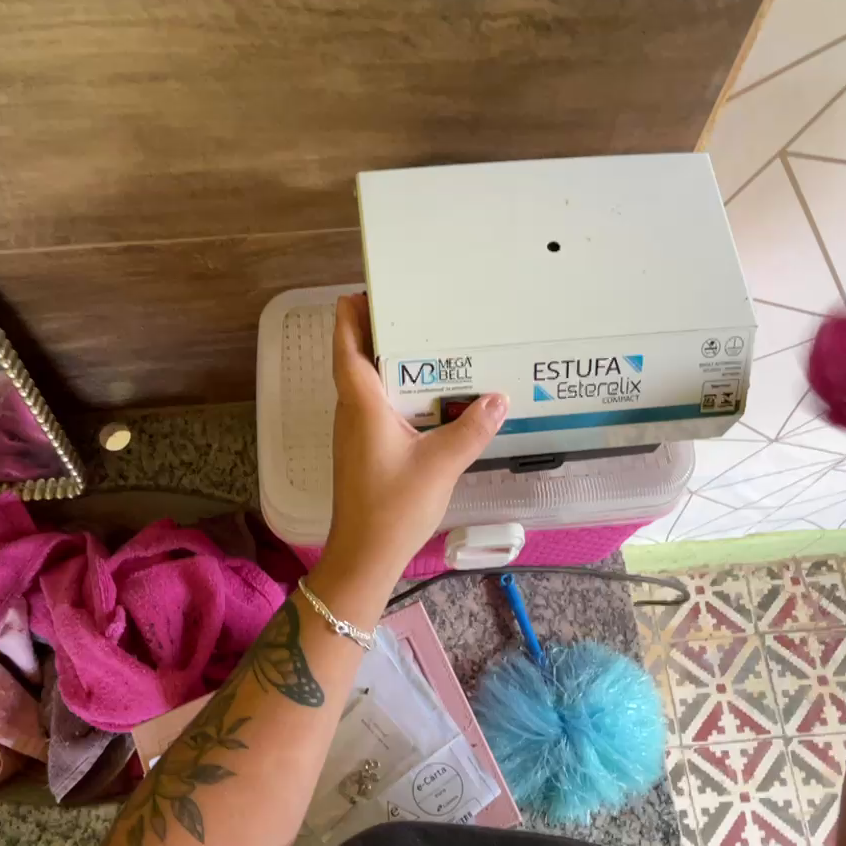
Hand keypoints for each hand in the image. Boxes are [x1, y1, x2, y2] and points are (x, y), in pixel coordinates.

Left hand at [314, 293, 505, 602]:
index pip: (346, 344)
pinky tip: (428, 398)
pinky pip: (377, 408)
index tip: (374, 289)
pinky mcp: (364, 451)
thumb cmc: (393, 507)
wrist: (365, 556)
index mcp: (361, 403)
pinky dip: (398, 392)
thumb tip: (500, 398)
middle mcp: (352, 412)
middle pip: (356, 358)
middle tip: (418, 312)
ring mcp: (355, 432)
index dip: (353, 313)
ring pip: (367, 384)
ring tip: (430, 346)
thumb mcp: (440, 464)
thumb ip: (471, 429)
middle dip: (381, 331)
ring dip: (391, 363)